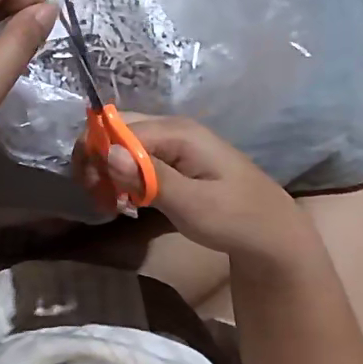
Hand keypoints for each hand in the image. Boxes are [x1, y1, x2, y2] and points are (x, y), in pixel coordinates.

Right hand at [97, 115, 305, 259]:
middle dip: (97, 156)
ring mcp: (174, 143)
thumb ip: (151, 179)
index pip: (120, 129)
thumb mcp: (193, 205)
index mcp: (179, 132)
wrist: (272, 235)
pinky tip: (123, 199)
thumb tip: (108, 153)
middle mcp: (173, 129)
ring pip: (124, 143)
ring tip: (107, 200)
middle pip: (118, 129)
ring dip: (107, 168)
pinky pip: (137, 157)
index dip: (97, 152)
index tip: (90, 187)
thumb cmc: (236, 219)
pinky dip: (122, 175)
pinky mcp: (174, 160)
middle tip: (94, 193)